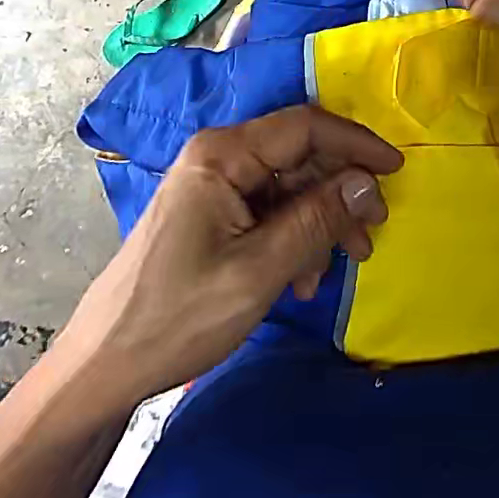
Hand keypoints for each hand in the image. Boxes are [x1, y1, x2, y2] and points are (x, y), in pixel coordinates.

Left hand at [51, 107, 401, 403]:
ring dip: (324, 219)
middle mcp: (222, 157)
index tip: (395, 168)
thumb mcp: (258, 270)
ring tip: (346, 259)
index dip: (356, 144)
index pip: (307, 127)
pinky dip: (300, 235)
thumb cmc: (177, 317)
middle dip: (342, 191)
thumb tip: (368, 183)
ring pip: (294, 184)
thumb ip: (317, 219)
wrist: (103, 370)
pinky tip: (305, 275)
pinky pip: (275, 208)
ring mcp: (219, 183)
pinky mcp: (218, 210)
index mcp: (224, 155)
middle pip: (303, 156)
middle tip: (372, 228)